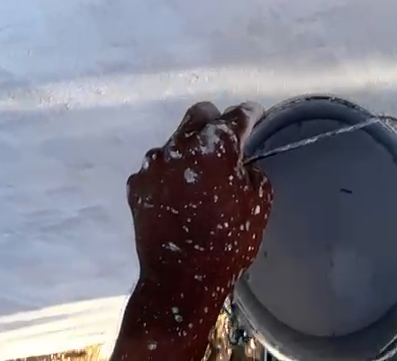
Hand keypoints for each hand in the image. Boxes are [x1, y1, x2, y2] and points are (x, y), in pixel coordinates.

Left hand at [127, 101, 270, 302]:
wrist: (180, 282)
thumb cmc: (227, 243)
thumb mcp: (258, 205)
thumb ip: (251, 171)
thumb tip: (241, 163)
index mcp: (216, 145)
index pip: (237, 116)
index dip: (250, 114)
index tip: (255, 115)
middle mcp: (182, 144)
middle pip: (200, 115)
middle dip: (215, 122)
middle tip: (225, 143)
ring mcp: (155, 162)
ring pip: (176, 140)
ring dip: (189, 150)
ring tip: (198, 178)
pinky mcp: (137, 183)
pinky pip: (158, 167)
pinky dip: (170, 174)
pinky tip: (178, 196)